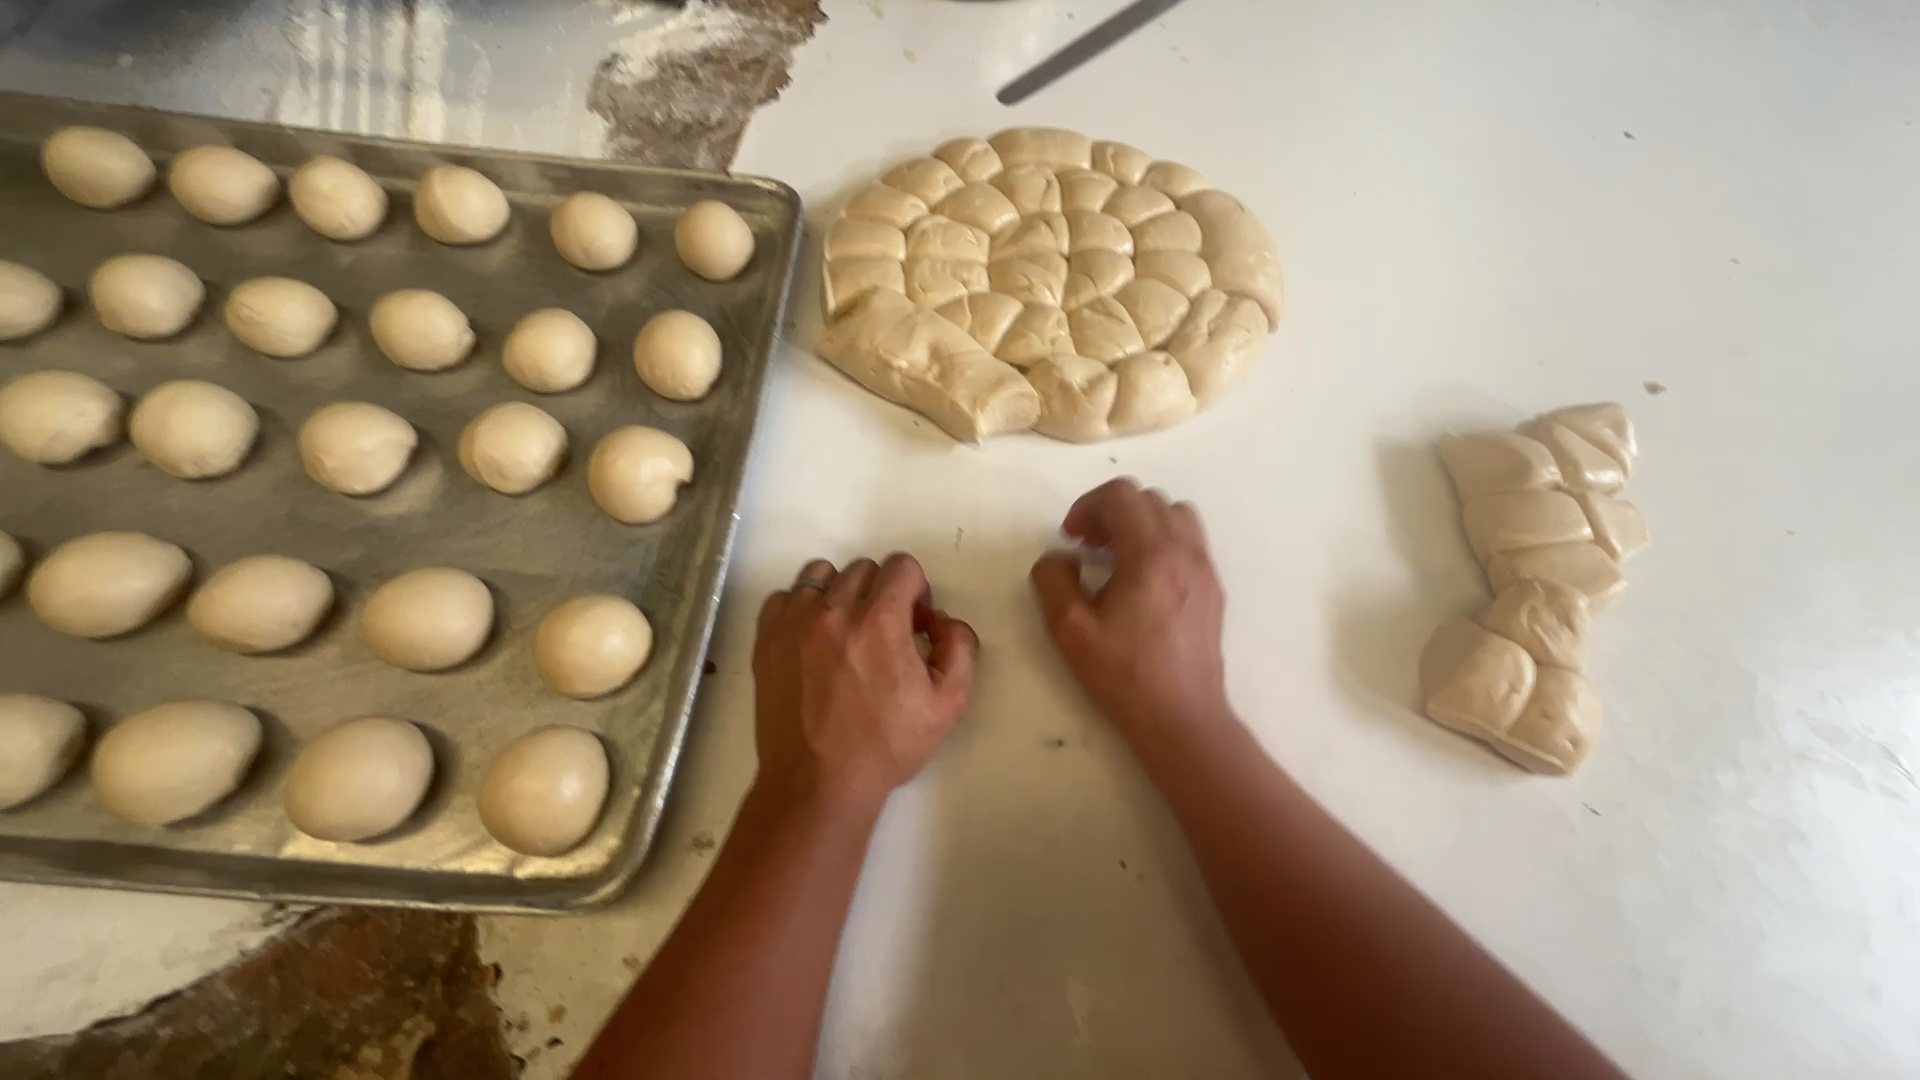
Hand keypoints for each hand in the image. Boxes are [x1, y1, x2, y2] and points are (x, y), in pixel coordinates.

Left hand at [753, 553, 978, 809]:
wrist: (818, 783)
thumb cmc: (885, 746)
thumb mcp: (948, 704)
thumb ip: (960, 648)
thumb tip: (943, 620)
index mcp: (880, 621)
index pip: (902, 566)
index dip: (916, 591)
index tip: (914, 624)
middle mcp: (834, 611)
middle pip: (864, 569)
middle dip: (882, 593)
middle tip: (885, 633)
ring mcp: (794, 624)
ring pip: (821, 575)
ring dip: (841, 593)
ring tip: (846, 632)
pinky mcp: (767, 641)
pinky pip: (785, 598)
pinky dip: (801, 608)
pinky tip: (813, 638)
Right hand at [1030, 479, 1231, 744]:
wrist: (1181, 716)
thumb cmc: (1124, 674)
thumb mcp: (1069, 629)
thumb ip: (1053, 580)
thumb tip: (1060, 558)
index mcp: (1151, 554)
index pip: (1121, 495)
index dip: (1087, 506)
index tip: (1072, 538)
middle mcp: (1185, 551)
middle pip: (1148, 499)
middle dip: (1111, 512)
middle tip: (1088, 547)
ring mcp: (1205, 569)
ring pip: (1175, 514)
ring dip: (1141, 522)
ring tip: (1118, 557)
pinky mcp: (1212, 589)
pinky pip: (1189, 541)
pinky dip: (1162, 542)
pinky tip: (1142, 580)